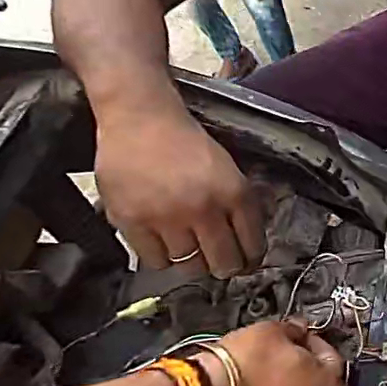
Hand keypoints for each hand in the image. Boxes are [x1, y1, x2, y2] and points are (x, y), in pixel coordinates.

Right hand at [96, 107, 264, 276]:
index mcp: (233, 192)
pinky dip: (161, 255)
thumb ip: (240, 204)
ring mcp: (167, 218)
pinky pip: (156, 261)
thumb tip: (251, 245)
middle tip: (218, 260)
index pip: (253, 246)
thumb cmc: (185, 141)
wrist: (140, 119)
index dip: (251, 259)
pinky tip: (162, 238)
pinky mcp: (133, 223)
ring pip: (189, 266)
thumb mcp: (227, 167)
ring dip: (191, 258)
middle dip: (225, 266)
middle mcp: (203, 208)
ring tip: (186, 241)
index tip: (246, 261)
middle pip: (223, 264)